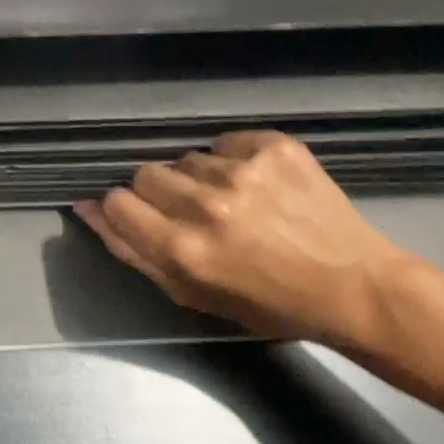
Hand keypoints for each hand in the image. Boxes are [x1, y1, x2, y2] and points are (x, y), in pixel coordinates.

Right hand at [74, 130, 418, 346]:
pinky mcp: (273, 147)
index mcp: (183, 249)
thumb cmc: (270, 302)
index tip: (151, 222)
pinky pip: (226, 141)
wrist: (357, 287)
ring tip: (238, 205)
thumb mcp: (193, 294)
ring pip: (187, 157)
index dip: (128, 211)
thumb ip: (132, 250)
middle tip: (198, 217)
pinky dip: (236, 159)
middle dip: (163, 193)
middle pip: (146, 173)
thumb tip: (85, 207)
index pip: (116, 201)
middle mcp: (207, 205)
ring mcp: (242, 171)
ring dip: (201, 178)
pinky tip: (261, 186)